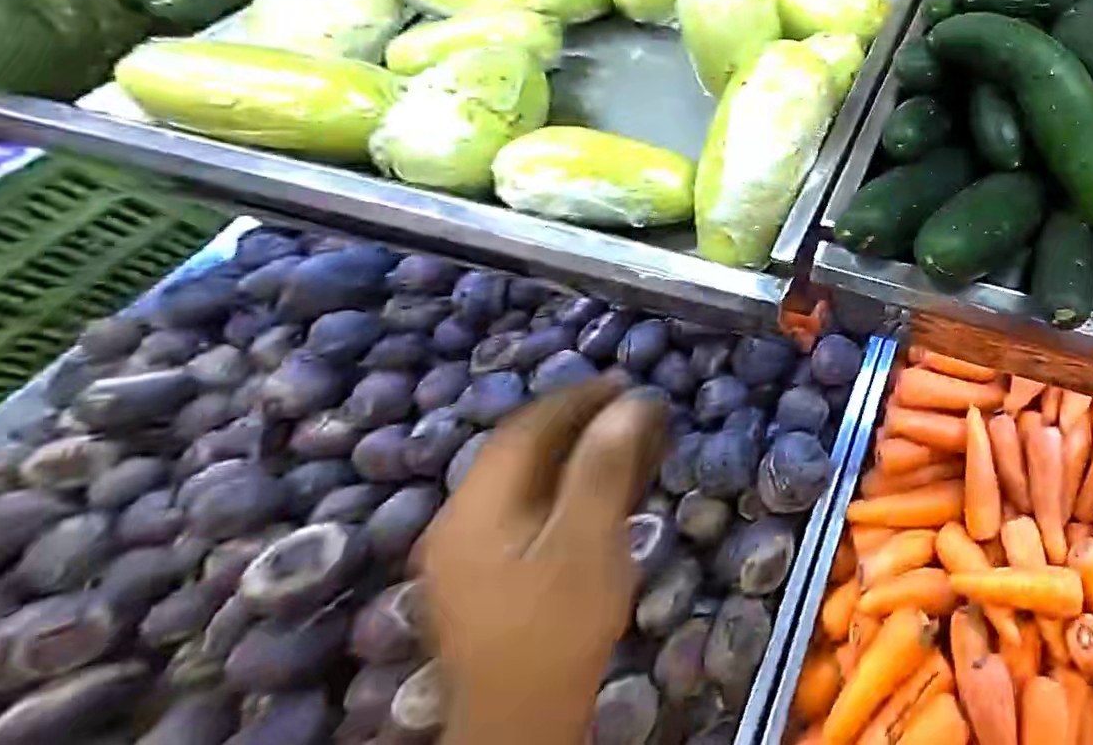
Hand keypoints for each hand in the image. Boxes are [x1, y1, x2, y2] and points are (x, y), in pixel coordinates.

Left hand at [420, 382, 667, 744]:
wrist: (525, 720)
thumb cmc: (558, 627)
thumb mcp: (587, 543)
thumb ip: (604, 470)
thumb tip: (629, 404)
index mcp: (473, 511)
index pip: (522, 431)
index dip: (573, 399)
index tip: (623, 382)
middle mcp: (462, 522)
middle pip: (522, 451)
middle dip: (578, 421)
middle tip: (630, 405)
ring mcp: (474, 549)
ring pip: (529, 477)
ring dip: (577, 449)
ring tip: (626, 434)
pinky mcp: (493, 569)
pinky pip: (532, 504)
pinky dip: (570, 482)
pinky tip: (605, 482)